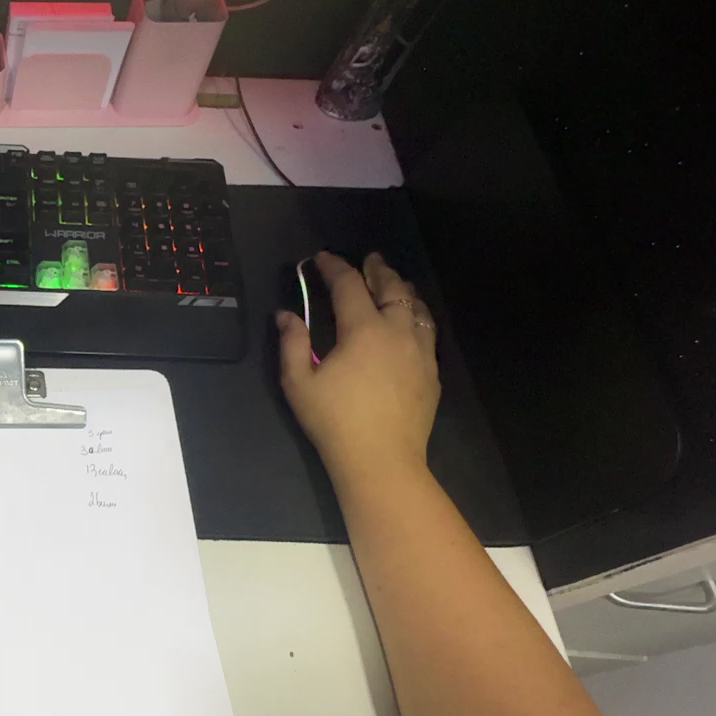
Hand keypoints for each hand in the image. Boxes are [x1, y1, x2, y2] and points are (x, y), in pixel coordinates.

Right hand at [276, 252, 439, 484]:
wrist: (380, 457)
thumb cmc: (332, 420)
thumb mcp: (298, 382)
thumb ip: (292, 343)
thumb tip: (285, 314)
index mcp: (362, 330)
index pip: (348, 286)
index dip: (334, 267)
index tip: (321, 258)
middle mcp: (396, 331)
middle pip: (391, 288)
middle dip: (377, 269)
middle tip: (368, 259)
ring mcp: (420, 350)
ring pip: (416, 306)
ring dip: (401, 288)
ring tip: (392, 282)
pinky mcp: (431, 370)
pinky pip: (427, 329)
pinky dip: (416, 314)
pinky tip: (410, 320)